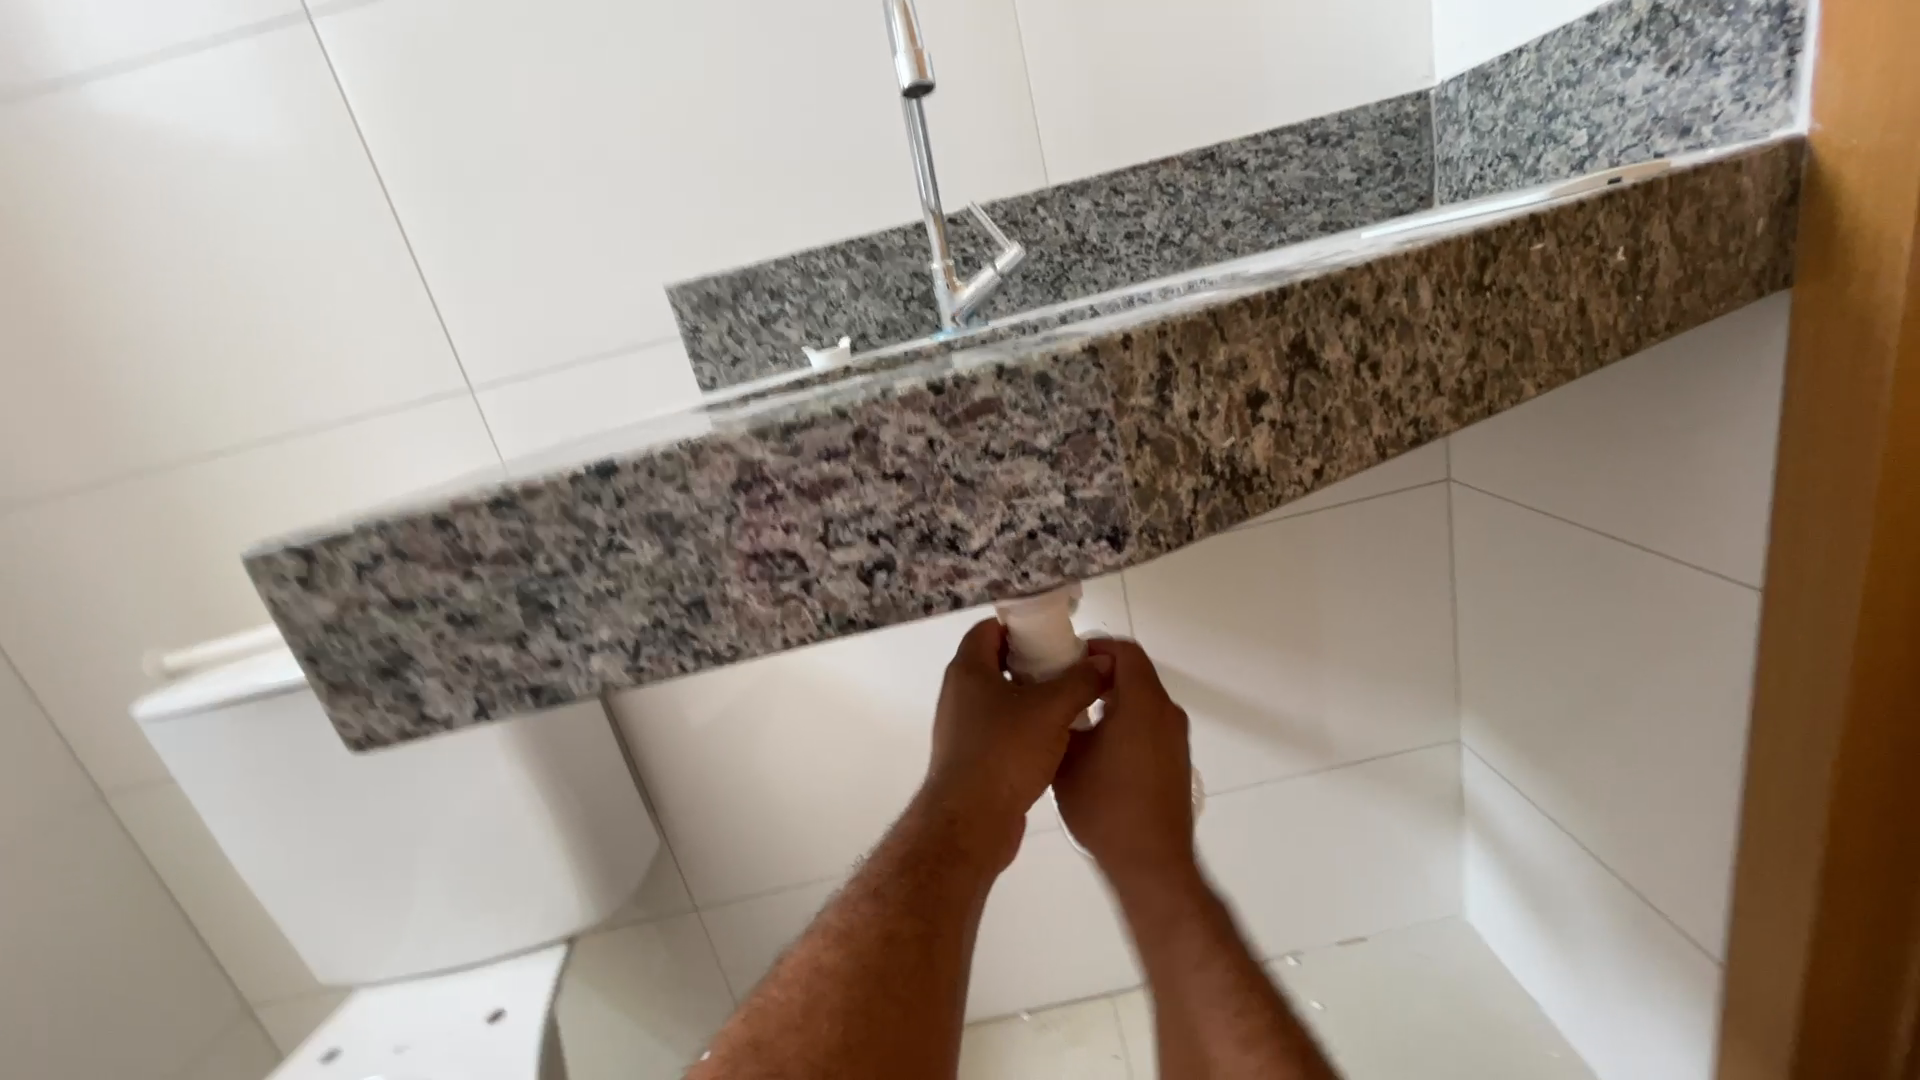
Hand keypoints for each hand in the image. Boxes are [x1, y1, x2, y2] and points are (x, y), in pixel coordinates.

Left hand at [919, 619, 1112, 870]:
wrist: (971, 821)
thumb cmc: (1005, 753)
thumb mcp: (1051, 710)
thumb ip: (1081, 681)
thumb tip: (1104, 660)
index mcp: (968, 670)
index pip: (989, 629)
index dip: (1020, 625)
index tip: (1054, 632)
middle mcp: (958, 693)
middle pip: (995, 662)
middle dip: (1032, 661)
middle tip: (1068, 665)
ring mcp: (961, 726)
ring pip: (999, 697)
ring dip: (1031, 695)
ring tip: (1069, 698)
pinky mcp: (971, 756)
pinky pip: (1000, 727)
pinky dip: (1024, 724)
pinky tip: (1055, 736)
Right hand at [1052, 638, 1197, 886]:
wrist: (1150, 864)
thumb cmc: (1104, 806)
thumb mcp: (1066, 756)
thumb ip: (1061, 716)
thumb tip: (1055, 699)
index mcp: (1142, 703)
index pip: (1124, 651)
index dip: (1094, 647)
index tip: (1064, 660)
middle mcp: (1166, 713)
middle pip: (1134, 673)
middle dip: (1098, 673)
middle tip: (1062, 685)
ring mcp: (1175, 738)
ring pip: (1141, 700)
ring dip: (1111, 698)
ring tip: (1073, 716)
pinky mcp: (1176, 761)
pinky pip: (1149, 724)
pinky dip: (1125, 720)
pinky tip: (1096, 747)